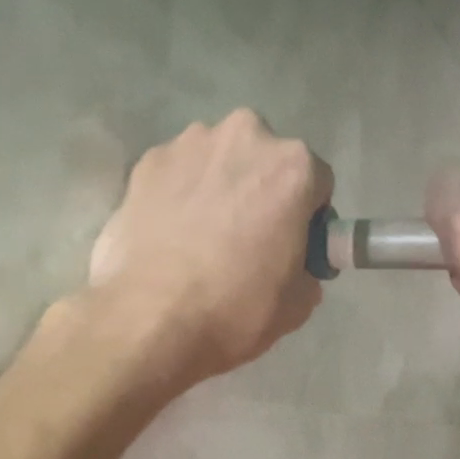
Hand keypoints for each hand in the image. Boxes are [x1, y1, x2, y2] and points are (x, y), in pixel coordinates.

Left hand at [82, 109, 332, 387]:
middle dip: (257, 191)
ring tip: (197, 240)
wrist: (148, 322)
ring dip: (214, 188)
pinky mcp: (144, 164)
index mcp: (292, 166)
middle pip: (262, 160)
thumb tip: (296, 265)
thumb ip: (307, 269)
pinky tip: (165, 237)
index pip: (315, 183)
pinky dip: (173, 197)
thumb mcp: (297, 304)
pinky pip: (172, 176)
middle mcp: (244, 136)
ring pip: (214, 163)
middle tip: (241, 240)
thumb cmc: (233, 312)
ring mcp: (188, 145)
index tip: (288, 244)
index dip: (304, 217)